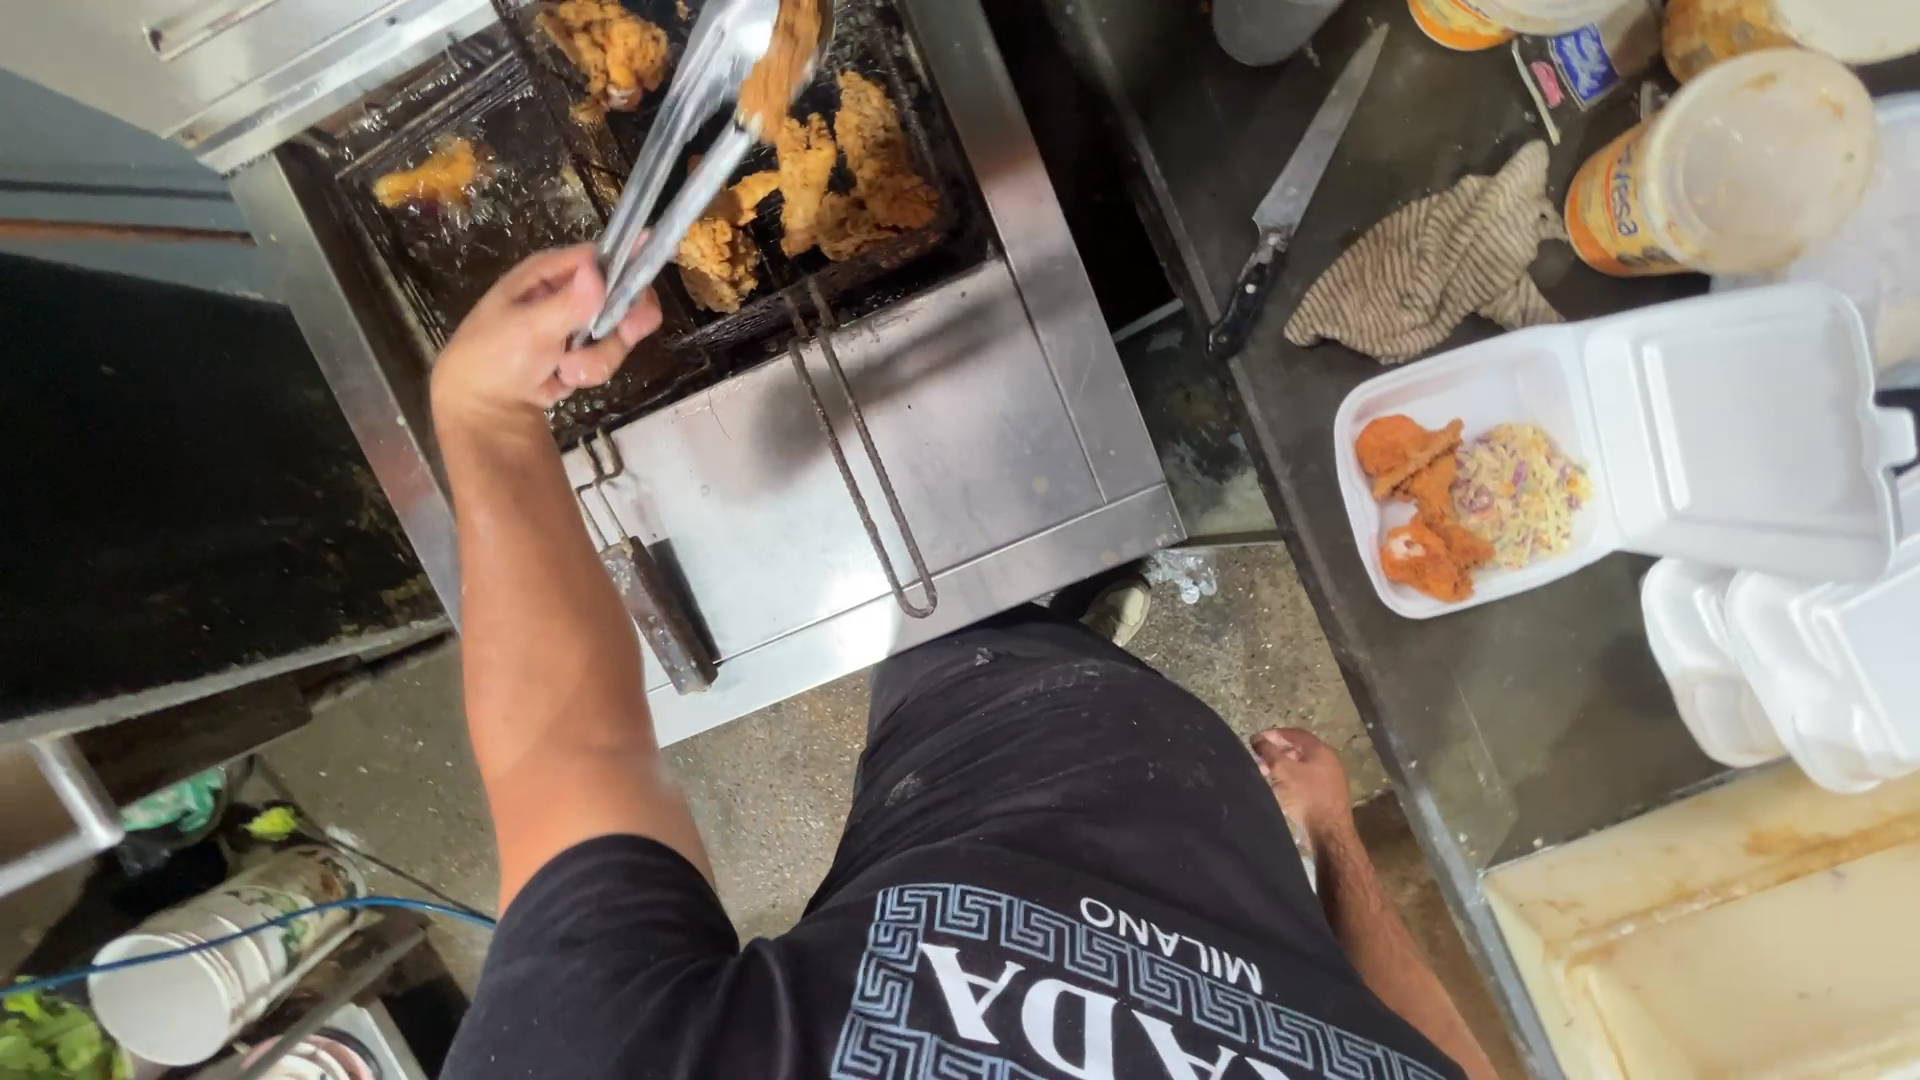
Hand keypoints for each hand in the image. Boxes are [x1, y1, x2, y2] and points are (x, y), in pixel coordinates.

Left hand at [430, 244, 661, 422]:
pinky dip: (592, 371)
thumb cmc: (496, 356)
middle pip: (622, 295)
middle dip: (624, 322)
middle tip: (626, 335)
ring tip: (567, 370)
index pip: (599, 258)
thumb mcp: (530, 328)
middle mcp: (570, 292)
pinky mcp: (588, 350)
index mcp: (549, 272)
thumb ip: (569, 304)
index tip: (641, 297)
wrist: (489, 405)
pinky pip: (611, 356)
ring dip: (599, 357)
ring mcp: (580, 322)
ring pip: (619, 332)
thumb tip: (598, 272)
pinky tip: (566, 378)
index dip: (626, 269)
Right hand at [1251, 728, 1354, 845]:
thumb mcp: (1282, 770)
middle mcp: (1329, 762)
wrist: (1329, 832)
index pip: (1295, 734)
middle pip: (1299, 750)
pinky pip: (1307, 780)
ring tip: (1267, 776)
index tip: (1257, 740)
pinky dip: (1292, 780)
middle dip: (1277, 753)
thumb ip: (1268, 751)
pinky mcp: (1329, 796)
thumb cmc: (1305, 795)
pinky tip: (1281, 790)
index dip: (1274, 734)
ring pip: (1302, 767)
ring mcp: (1332, 780)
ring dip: (1283, 768)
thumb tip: (1258, 739)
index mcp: (1320, 751)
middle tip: (1260, 759)